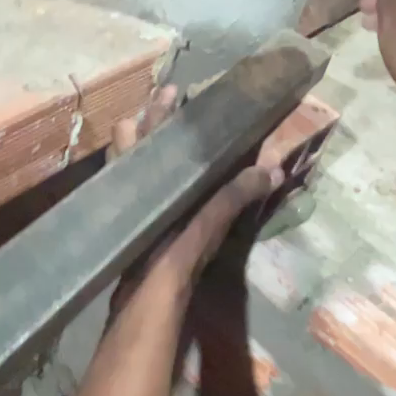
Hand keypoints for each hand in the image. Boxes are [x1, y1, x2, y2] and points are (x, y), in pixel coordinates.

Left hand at [108, 86, 279, 306]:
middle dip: (148, 120)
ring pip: (128, 162)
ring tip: (167, 131)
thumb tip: (271, 169)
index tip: (174, 90)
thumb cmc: (167, 258)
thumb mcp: (204, 225)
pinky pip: (140, 188)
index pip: (142, 131)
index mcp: (136, 177)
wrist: (143, 306)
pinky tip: (169, 180)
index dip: (157, 109)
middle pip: (128, 140)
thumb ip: (233, 197)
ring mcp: (124, 204)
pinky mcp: (132, 225)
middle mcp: (124, 184)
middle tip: (170, 100)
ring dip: (145, 144)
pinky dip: (152, 175)